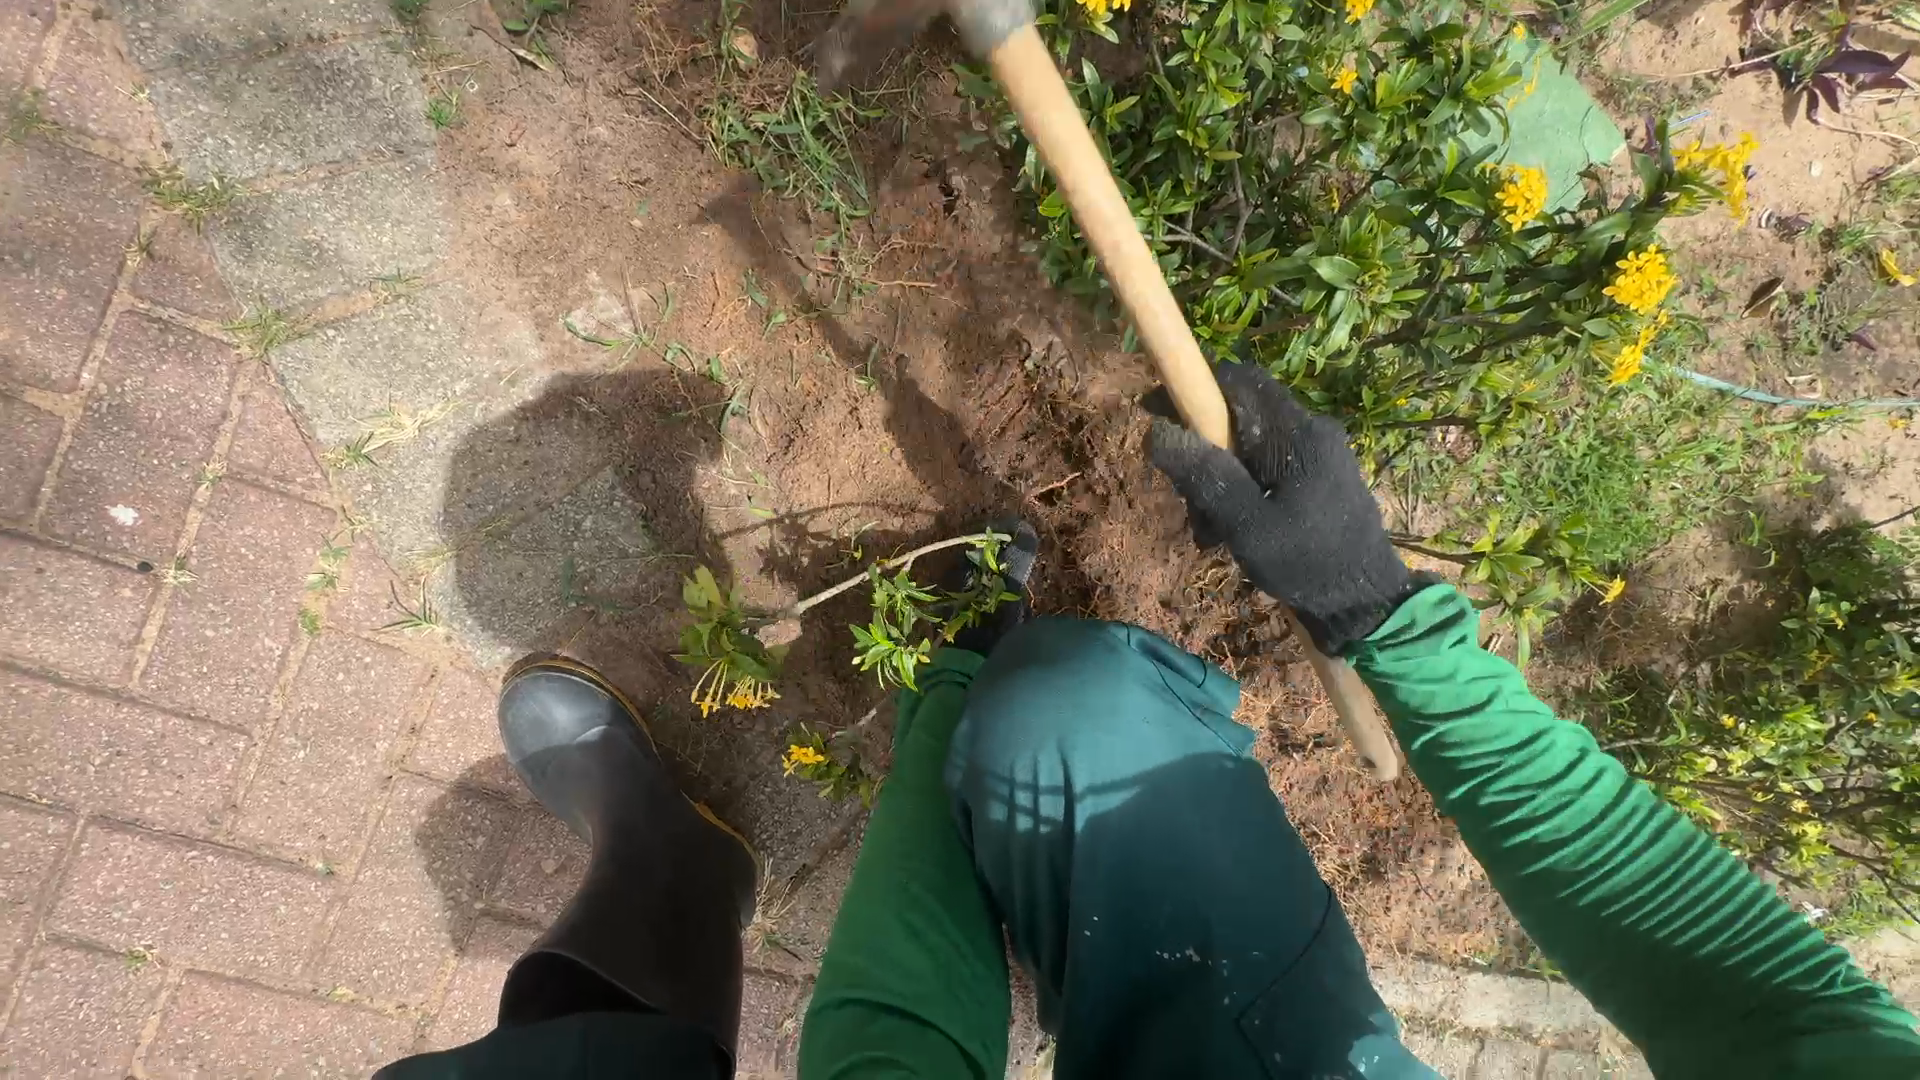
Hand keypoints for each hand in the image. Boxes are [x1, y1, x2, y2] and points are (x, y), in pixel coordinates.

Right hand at [1149, 363, 1415, 654]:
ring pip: (1246, 445)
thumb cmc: (1306, 562)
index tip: (1154, 414)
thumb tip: (1157, 431)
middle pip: (1237, 415)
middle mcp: (1310, 430)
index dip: (1191, 390)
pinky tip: (1230, 528)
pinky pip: (1263, 465)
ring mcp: (1316, 452)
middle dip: (1201, 450)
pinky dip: (1239, 488)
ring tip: (1209, 530)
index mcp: (1297, 434)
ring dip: (1217, 478)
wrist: (1363, 601)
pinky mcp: (1315, 474)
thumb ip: (1206, 476)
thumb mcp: (1246, 525)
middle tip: (1187, 499)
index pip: (1238, 380)